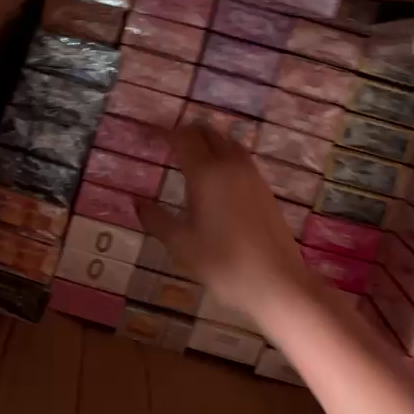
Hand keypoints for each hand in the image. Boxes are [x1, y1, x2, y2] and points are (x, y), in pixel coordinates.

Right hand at [142, 126, 317, 322]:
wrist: (276, 281)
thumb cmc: (222, 262)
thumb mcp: (181, 244)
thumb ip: (156, 219)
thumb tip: (137, 202)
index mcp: (205, 172)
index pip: (183, 137)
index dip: (164, 133)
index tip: (149, 138)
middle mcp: (230, 165)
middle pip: (208, 132)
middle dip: (187, 133)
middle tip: (168, 145)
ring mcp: (252, 175)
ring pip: (228, 143)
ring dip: (209, 142)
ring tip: (192, 158)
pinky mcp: (265, 189)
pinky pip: (241, 160)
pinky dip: (225, 157)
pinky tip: (217, 180)